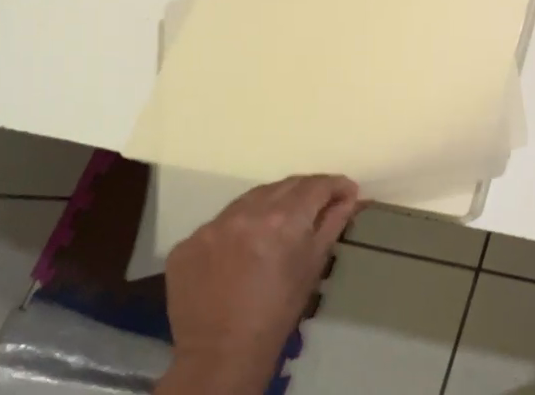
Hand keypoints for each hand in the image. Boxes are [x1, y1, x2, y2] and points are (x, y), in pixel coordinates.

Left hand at [159, 175, 361, 394]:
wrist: (223, 351)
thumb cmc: (280, 308)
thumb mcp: (315, 262)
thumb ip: (334, 222)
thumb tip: (348, 198)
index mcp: (285, 218)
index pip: (317, 185)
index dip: (337, 185)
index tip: (347, 193)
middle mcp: (246, 213)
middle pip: (284, 186)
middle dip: (305, 192)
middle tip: (315, 206)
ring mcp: (211, 227)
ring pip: (249, 200)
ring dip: (268, 206)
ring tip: (276, 226)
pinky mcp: (186, 244)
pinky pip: (219, 224)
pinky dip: (235, 229)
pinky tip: (240, 250)